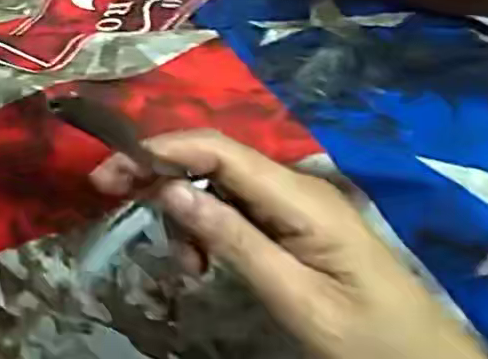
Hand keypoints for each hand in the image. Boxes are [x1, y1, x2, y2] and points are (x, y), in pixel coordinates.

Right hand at [90, 131, 487, 358]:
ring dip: (183, 209)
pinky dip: (205, 225)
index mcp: (298, 194)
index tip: (115, 167)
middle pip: (209, 157)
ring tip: (183, 263)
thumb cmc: (376, 343)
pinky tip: (201, 260)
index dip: (161, 148)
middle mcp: (291, 183)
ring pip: (214, 180)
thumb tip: (168, 188)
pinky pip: (232, 205)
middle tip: (110, 190)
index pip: (216, 148)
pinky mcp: (290, 220)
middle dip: (158, 170)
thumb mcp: (300, 301)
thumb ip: (234, 240)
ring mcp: (291, 200)